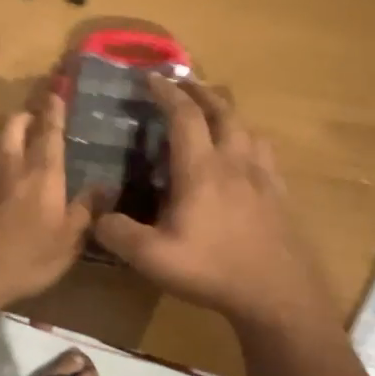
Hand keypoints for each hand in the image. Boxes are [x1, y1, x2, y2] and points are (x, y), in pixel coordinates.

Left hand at [0, 95, 100, 311]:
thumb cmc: (27, 258)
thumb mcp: (69, 239)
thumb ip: (86, 209)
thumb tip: (105, 184)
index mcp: (42, 174)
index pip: (49, 132)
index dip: (54, 110)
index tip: (58, 91)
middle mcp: (14, 169)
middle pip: (14, 128)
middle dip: (27, 115)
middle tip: (42, 113)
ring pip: (2, 144)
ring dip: (15, 133)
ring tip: (33, 137)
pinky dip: (9, 156)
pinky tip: (21, 172)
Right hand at [94, 77, 332, 325]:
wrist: (279, 297)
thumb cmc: (211, 270)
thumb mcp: (149, 256)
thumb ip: (115, 232)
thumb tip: (96, 216)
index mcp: (202, 171)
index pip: (185, 117)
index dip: (166, 93)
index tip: (149, 78)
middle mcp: (235, 164)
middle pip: (223, 111)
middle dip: (200, 91)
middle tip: (180, 83)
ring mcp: (263, 178)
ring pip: (248, 129)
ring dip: (227, 113)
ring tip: (210, 116)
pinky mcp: (278, 196)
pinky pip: (263, 153)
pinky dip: (246, 140)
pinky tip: (239, 157)